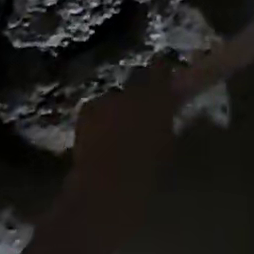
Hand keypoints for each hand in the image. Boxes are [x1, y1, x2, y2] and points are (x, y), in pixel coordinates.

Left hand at [68, 63, 177, 215]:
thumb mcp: (166, 146)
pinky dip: (98, 118)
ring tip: (115, 130)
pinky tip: (97, 137)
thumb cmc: (146, 172)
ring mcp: (108, 97)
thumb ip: (166, 124)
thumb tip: (165, 116)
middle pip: (137, 79)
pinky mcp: (88, 109)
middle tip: (140, 110)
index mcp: (158, 97)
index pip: (161, 68)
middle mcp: (133, 90)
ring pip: (115, 97)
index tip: (163, 74)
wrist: (107, 186)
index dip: (161, 70)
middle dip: (139, 91)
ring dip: (117, 107)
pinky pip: (96, 108)